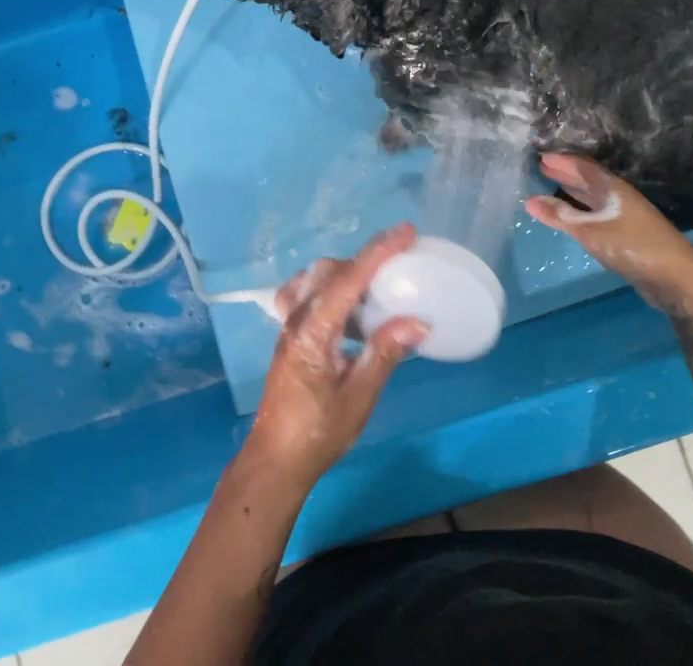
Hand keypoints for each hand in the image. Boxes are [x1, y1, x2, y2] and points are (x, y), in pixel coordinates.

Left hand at [244, 223, 429, 489]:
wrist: (275, 459)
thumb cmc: (318, 433)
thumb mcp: (359, 397)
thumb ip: (384, 354)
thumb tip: (417, 321)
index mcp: (314, 332)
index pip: (348, 279)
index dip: (378, 251)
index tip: (406, 232)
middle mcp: (296, 320)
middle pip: (328, 271)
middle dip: (364, 259)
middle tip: (400, 264)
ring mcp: (287, 326)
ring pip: (313, 278)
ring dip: (346, 271)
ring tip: (379, 284)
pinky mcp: (288, 336)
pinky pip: (304, 294)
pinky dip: (328, 287)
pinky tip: (346, 305)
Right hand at [525, 152, 692, 308]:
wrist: (676, 277)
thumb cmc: (633, 246)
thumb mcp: (591, 231)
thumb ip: (561, 216)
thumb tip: (529, 200)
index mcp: (613, 189)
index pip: (584, 167)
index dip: (563, 161)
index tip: (540, 156)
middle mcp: (619, 198)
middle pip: (589, 180)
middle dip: (566, 174)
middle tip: (542, 168)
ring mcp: (625, 217)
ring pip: (594, 198)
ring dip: (574, 192)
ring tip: (552, 187)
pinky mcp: (627, 235)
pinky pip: (597, 215)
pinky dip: (581, 211)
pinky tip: (573, 217)